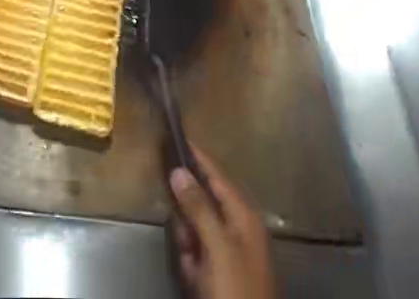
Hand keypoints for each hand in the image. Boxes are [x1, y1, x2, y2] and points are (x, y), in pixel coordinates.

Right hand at [168, 147, 276, 298]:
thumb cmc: (237, 290)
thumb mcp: (217, 247)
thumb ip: (198, 207)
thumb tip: (179, 169)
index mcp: (244, 215)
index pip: (217, 173)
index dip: (196, 156)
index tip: (174, 135)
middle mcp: (239, 226)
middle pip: (202, 202)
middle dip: (187, 218)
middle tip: (186, 240)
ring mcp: (231, 249)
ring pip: (195, 229)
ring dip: (188, 245)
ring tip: (193, 267)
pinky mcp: (222, 269)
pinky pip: (197, 252)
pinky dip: (192, 264)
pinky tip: (196, 280)